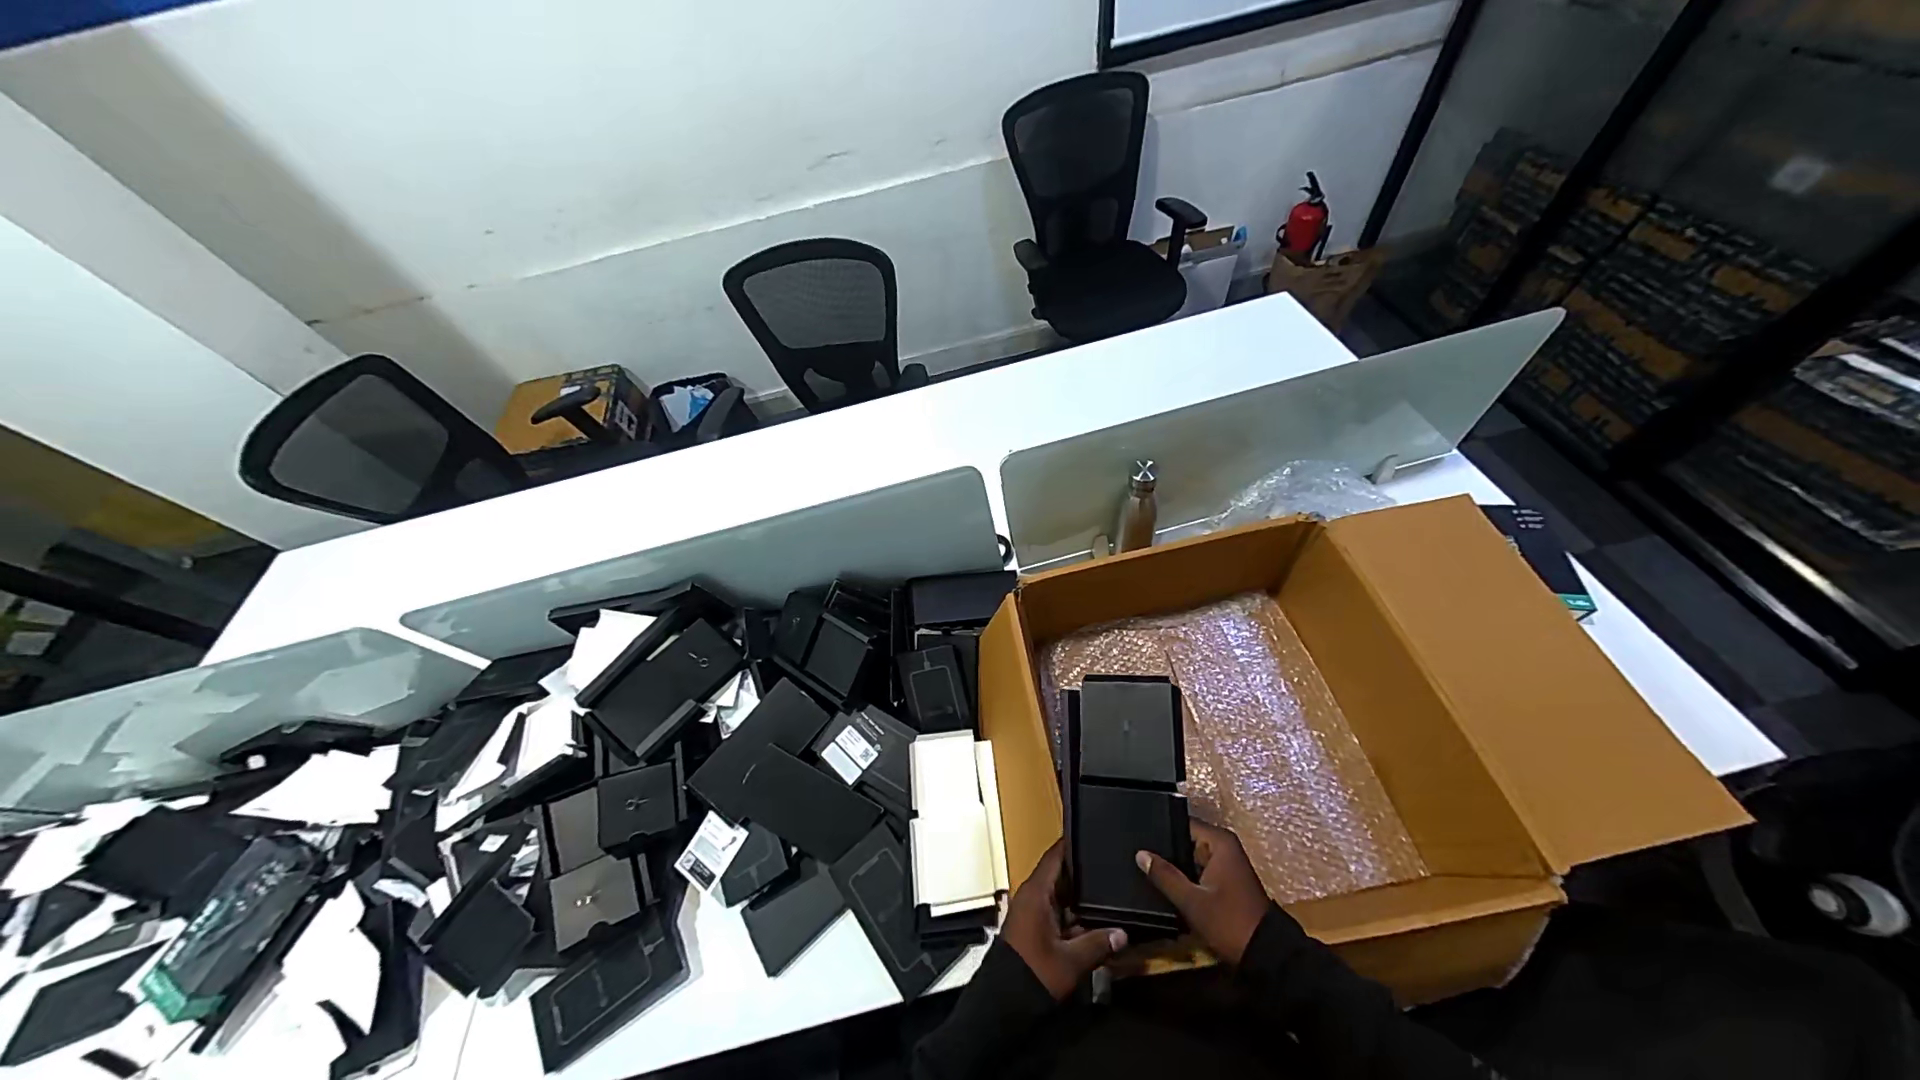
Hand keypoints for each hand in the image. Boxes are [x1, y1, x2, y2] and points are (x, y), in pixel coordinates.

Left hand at [1002, 841, 1127, 999]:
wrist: (1002, 1004)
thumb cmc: (1033, 973)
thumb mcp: (1070, 960)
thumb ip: (1098, 943)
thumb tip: (1124, 932)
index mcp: (1036, 892)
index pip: (1055, 855)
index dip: (1073, 843)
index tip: (1094, 832)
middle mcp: (1033, 896)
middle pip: (1061, 874)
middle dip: (1085, 871)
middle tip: (1113, 862)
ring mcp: (1034, 913)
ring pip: (1063, 896)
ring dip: (1083, 897)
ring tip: (1112, 888)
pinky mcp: (1037, 929)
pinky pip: (1060, 912)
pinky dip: (1077, 915)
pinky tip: (1100, 920)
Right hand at [1137, 821, 1269, 963]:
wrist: (1266, 956)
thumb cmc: (1229, 922)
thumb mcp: (1192, 901)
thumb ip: (1165, 875)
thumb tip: (1140, 854)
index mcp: (1220, 842)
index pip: (1182, 823)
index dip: (1160, 828)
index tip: (1137, 836)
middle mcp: (1224, 847)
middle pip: (1185, 840)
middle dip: (1165, 850)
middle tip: (1136, 856)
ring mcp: (1226, 865)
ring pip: (1190, 858)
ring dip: (1174, 867)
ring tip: (1145, 870)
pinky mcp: (1225, 882)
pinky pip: (1198, 871)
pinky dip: (1185, 879)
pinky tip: (1164, 886)